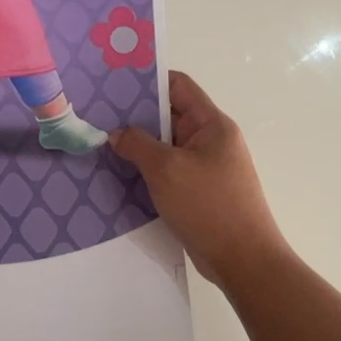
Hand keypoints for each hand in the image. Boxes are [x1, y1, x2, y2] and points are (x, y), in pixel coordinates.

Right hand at [110, 71, 287, 289]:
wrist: (243, 261)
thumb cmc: (209, 205)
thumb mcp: (166, 169)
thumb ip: (137, 144)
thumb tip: (117, 134)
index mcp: (212, 124)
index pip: (178, 86)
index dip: (148, 79)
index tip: (113, 81)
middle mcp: (211, 140)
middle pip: (169, 115)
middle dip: (135, 114)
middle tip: (97, 113)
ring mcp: (206, 167)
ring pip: (166, 144)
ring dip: (138, 144)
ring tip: (101, 140)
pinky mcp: (198, 191)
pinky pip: (168, 169)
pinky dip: (146, 168)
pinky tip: (120, 172)